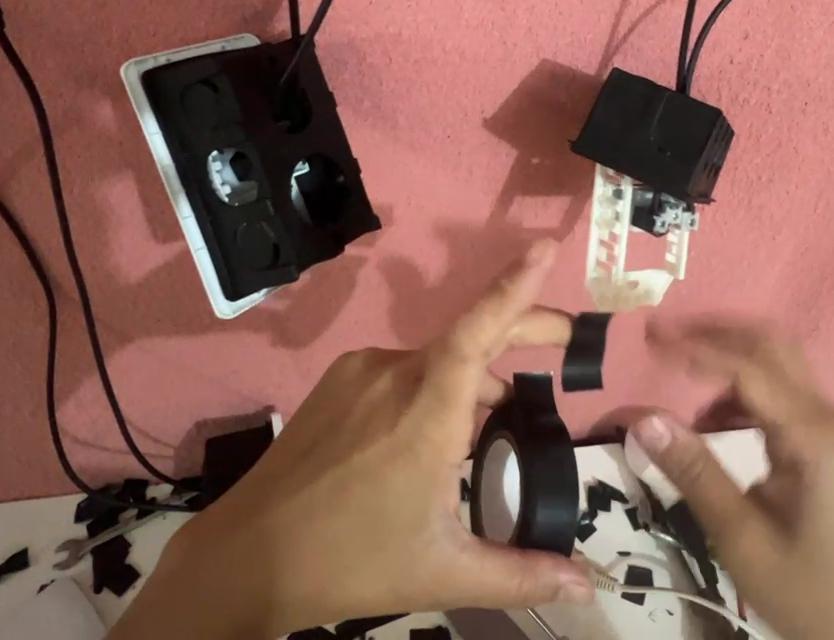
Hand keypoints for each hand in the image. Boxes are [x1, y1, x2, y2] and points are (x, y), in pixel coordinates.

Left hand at [111, 242, 592, 639]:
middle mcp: (396, 374)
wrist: (247, 555)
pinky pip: (406, 370)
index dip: (513, 287)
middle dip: (525, 327)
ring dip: (475, 380)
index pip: (478, 332)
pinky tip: (432, 434)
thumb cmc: (351, 560)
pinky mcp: (341, 378)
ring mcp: (363, 371)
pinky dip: (436, 388)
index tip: (545, 247)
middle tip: (566, 340)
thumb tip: (586, 586)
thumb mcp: (443, 571)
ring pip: (439, 360)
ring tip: (492, 427)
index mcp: (427, 412)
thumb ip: (521, 574)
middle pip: (472, 334)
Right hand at [636, 319, 833, 639]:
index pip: (751, 369)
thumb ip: (694, 472)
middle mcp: (826, 421)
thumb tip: (644, 417)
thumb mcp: (740, 538)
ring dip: (725, 358)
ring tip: (675, 371)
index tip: (652, 342)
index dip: (699, 350)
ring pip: (775, 363)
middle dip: (716, 333)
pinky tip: (705, 417)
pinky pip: (775, 393)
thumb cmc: (801, 591)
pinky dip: (736, 389)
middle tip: (664, 335)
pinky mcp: (816, 444)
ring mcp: (825, 430)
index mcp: (814, 440)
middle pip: (772, 346)